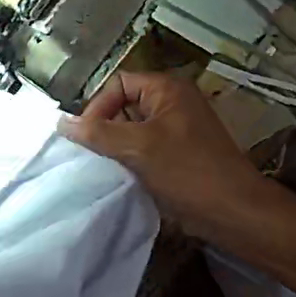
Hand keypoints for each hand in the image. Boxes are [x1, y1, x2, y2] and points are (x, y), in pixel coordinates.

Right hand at [59, 71, 279, 240]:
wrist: (233, 212)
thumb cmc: (187, 171)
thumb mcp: (137, 147)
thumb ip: (97, 132)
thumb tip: (62, 122)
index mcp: (168, 89)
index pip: (118, 84)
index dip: (98, 106)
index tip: (87, 136)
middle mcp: (173, 102)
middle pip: (123, 104)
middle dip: (104, 126)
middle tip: (93, 152)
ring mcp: (177, 129)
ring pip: (131, 129)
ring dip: (116, 146)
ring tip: (105, 165)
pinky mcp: (178, 154)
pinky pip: (143, 147)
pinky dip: (129, 158)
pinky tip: (121, 176)